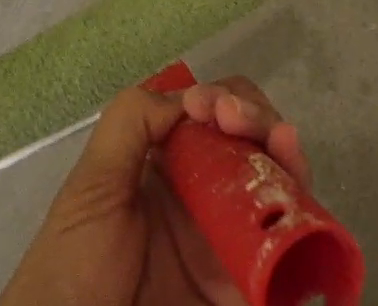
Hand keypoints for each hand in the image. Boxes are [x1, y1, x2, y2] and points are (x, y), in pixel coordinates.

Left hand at [0, 77, 311, 305]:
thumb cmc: (71, 270)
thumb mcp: (90, 188)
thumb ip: (131, 125)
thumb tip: (189, 95)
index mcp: (169, 166)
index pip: (212, 113)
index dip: (221, 98)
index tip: (211, 108)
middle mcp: (206, 194)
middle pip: (252, 140)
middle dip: (257, 117)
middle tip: (239, 122)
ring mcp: (230, 236)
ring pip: (278, 180)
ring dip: (286, 150)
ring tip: (283, 142)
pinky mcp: (248, 282)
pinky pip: (289, 244)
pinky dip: (305, 210)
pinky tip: (296, 188)